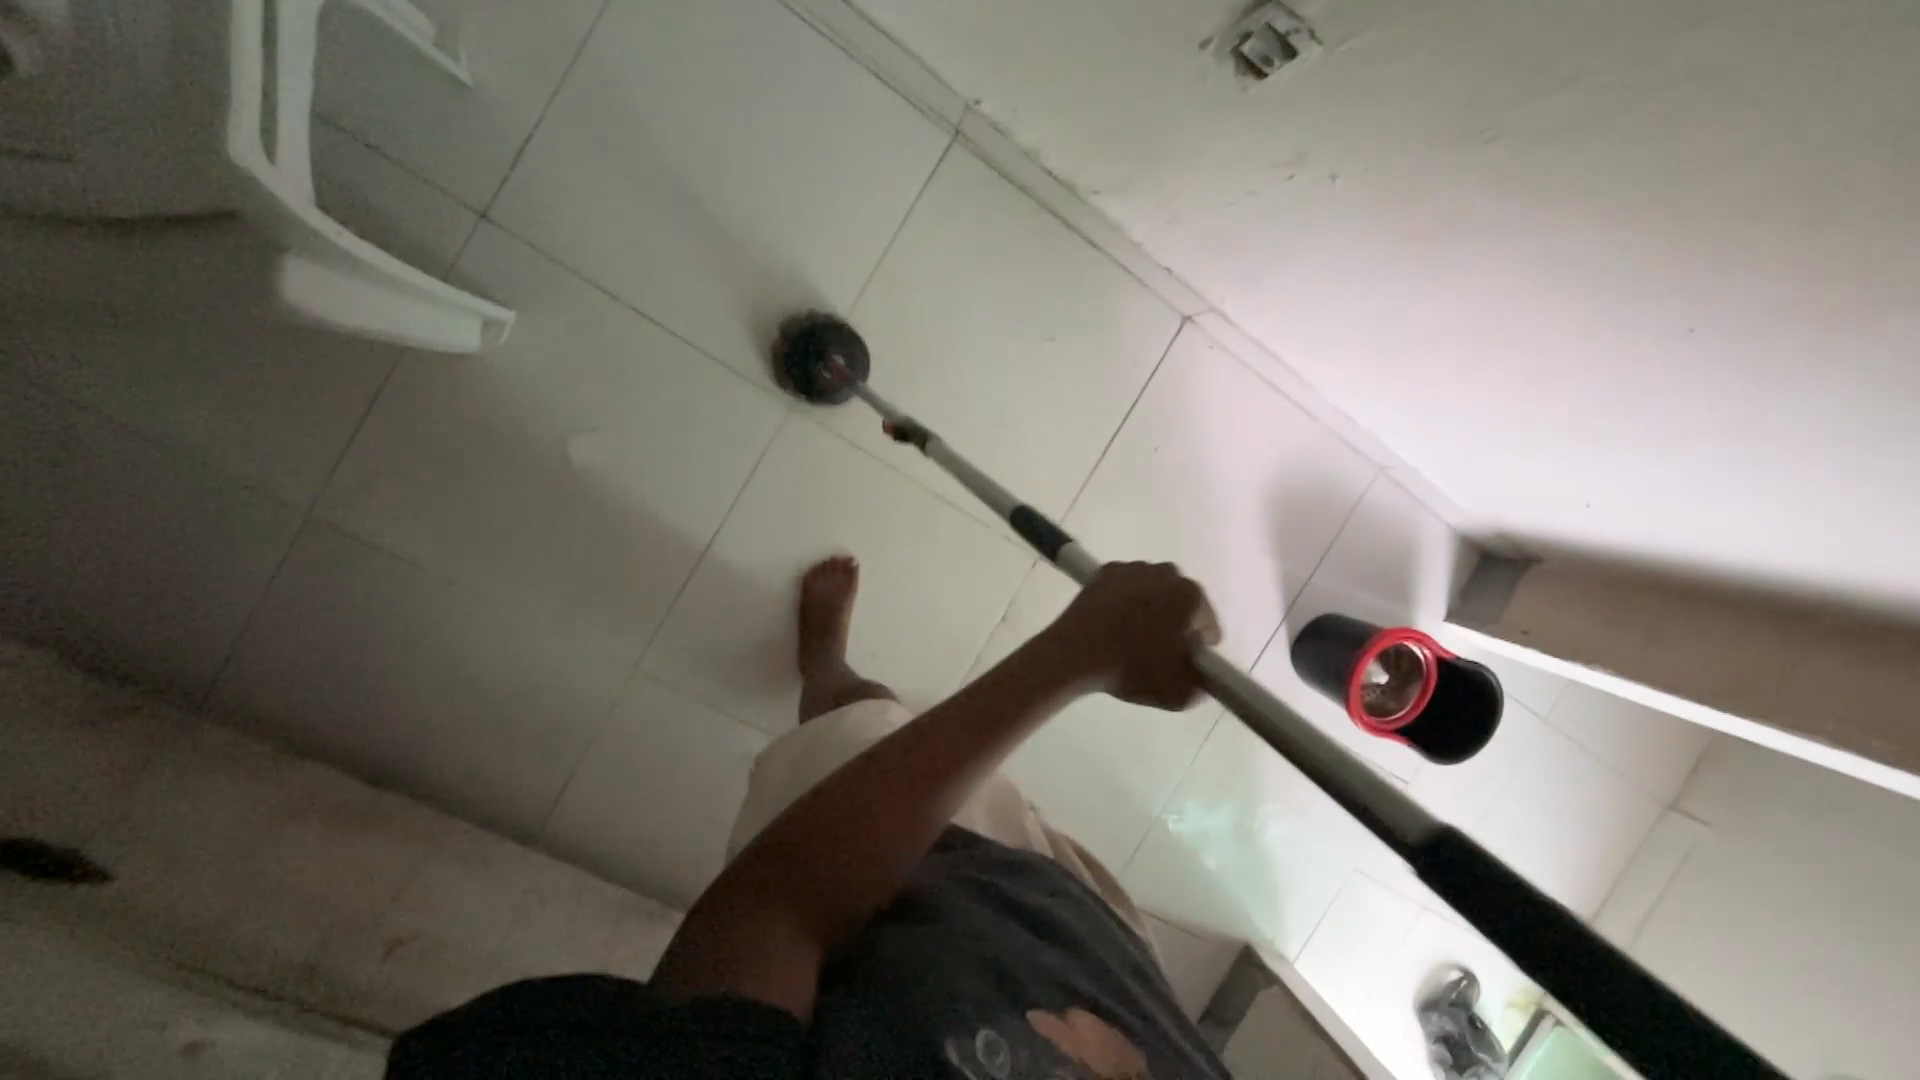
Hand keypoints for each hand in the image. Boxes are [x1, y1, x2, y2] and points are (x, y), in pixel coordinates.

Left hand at [1040, 562, 1221, 709]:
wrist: (1075, 655)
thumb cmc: (1132, 671)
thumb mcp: (1182, 694)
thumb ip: (1205, 682)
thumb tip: (1203, 671)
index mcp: (1192, 597)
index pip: (1207, 625)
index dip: (1198, 647)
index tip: (1180, 662)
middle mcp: (1168, 573)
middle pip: (1182, 603)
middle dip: (1176, 623)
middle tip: (1156, 651)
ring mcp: (1135, 568)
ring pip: (1155, 592)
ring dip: (1151, 609)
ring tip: (1132, 637)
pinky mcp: (1107, 571)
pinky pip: (1128, 586)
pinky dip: (1126, 599)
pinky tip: (1114, 622)